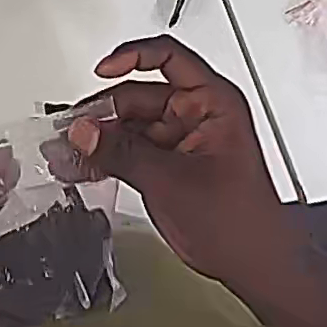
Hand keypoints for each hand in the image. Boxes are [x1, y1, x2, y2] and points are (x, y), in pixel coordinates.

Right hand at [65, 35, 305, 295]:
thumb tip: (84, 131)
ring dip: (100, 137)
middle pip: (139, 93)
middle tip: (74, 128)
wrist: (255, 270)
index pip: (168, 56)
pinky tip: (85, 164)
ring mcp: (182, 135)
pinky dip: (109, 154)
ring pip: (130, 122)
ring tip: (71, 151)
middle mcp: (197, 112)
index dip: (132, 56)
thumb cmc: (241, 224)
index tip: (103, 70)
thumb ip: (122, 152)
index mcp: (212, 101)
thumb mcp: (171, 181)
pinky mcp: (170, 159)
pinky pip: (132, 146)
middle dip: (104, 111)